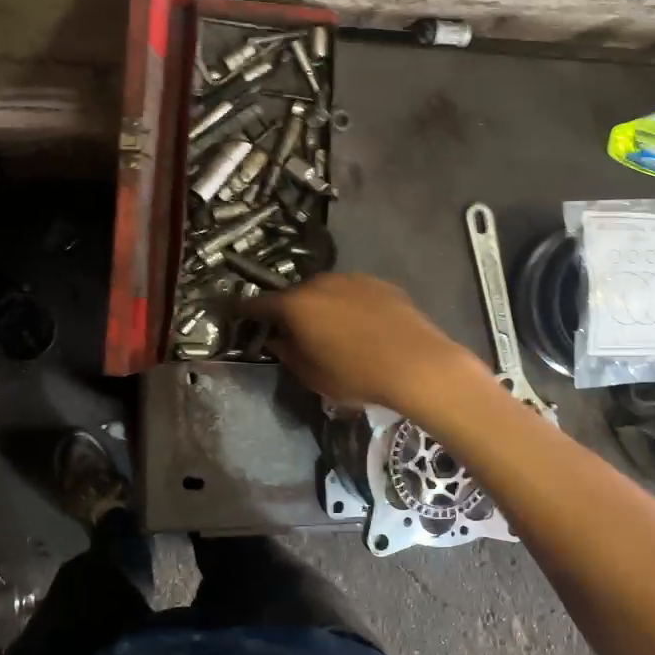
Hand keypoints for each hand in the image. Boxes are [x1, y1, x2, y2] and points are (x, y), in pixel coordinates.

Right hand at [236, 273, 487, 410]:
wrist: (419, 364)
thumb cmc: (358, 375)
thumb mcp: (313, 375)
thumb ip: (288, 354)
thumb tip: (277, 339)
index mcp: (297, 305)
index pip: (259, 304)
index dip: (245, 310)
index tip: (235, 312)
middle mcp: (321, 283)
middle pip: (296, 295)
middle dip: (291, 311)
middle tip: (293, 333)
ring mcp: (353, 279)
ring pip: (327, 292)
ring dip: (323, 307)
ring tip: (332, 332)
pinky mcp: (380, 284)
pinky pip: (354, 294)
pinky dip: (350, 307)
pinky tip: (363, 328)